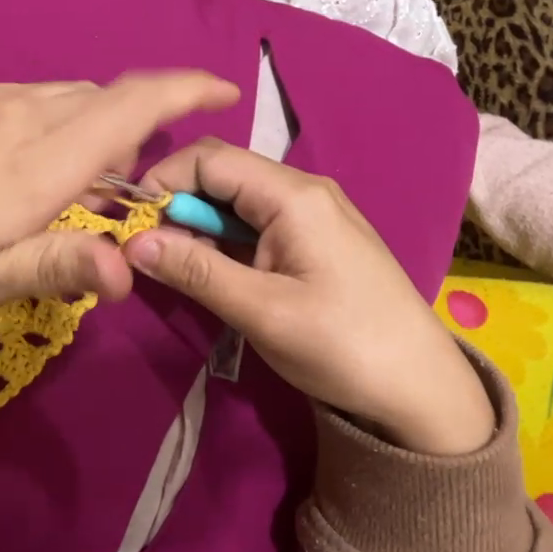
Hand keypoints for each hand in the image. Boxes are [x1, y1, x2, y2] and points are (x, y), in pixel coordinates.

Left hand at [0, 72, 238, 309]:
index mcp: (42, 161)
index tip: (224, 91)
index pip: (134, 104)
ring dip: (90, 129)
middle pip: (106, 100)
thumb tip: (130, 272)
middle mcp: (23, 114)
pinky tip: (20, 163)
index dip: (188, 89)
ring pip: (66, 98)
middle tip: (127, 189)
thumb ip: (63, 266)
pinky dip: (51, 121)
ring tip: (71, 184)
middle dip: (137, 131)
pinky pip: (28, 98)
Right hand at [123, 140, 494, 455]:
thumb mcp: (262, 311)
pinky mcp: (309, 244)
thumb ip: (195, 271)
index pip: (209, 158)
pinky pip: (250, 227)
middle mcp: (301, 192)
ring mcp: (307, 218)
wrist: (423, 393)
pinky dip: (218, 244)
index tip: (129, 221)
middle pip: (219, 175)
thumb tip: (131, 241)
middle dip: (174, 204)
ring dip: (194, 227)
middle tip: (144, 250)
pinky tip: (204, 274)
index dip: (162, 180)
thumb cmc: (344, 347)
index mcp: (294, 196)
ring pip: (231, 203)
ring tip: (169, 266)